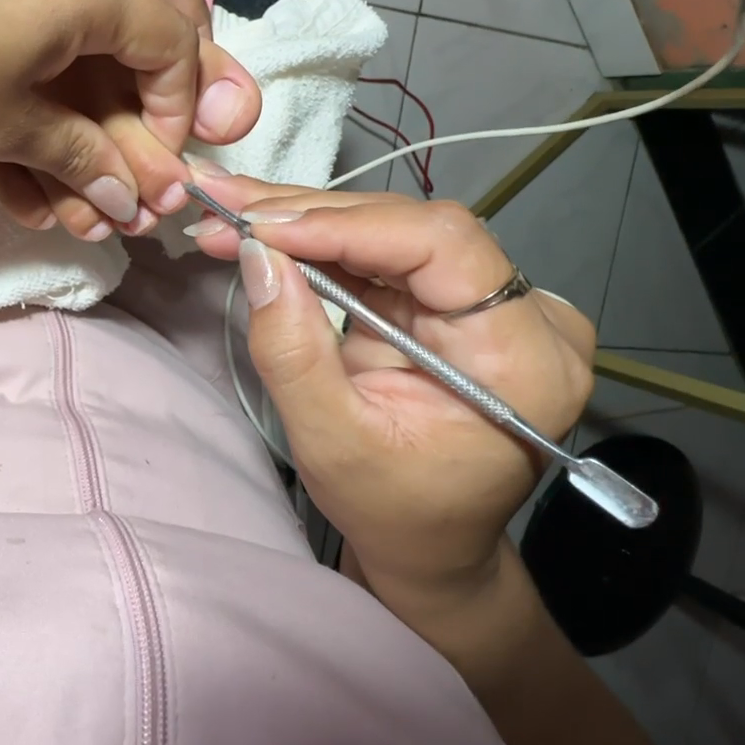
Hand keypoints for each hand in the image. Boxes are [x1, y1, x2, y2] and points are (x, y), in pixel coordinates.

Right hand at [184, 171, 595, 601]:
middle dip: (305, 216)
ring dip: (298, 219)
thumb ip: (293, 349)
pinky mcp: (449, 296)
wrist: (428, 537)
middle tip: (221, 207)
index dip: (346, 226)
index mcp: (522, 358)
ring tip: (225, 208)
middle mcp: (521, 312)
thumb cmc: (391, 508)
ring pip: (386, 228)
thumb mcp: (331, 441)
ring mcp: (487, 299)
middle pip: (408, 228)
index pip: (440, 247)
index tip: (259, 228)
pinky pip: (376, 249)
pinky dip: (311, 238)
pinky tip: (257, 225)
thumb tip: (258, 255)